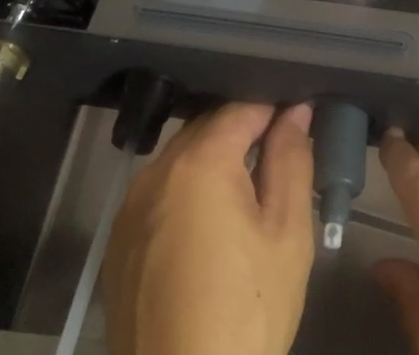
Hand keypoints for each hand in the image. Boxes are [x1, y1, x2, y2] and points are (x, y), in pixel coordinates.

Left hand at [103, 102, 314, 354]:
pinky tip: (210, 233)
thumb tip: (295, 114)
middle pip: (204, 130)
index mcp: (198, 163)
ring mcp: (129, 209)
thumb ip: (292, 162)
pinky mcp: (118, 243)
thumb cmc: (247, 310)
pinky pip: (158, 197)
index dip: (273, 109)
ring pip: (178, 162)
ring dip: (212, 165)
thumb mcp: (287, 234)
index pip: (240, 109)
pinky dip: (185, 197)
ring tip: (248, 199)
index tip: (300, 120)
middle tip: (280, 160)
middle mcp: (154, 174)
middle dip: (242, 133)